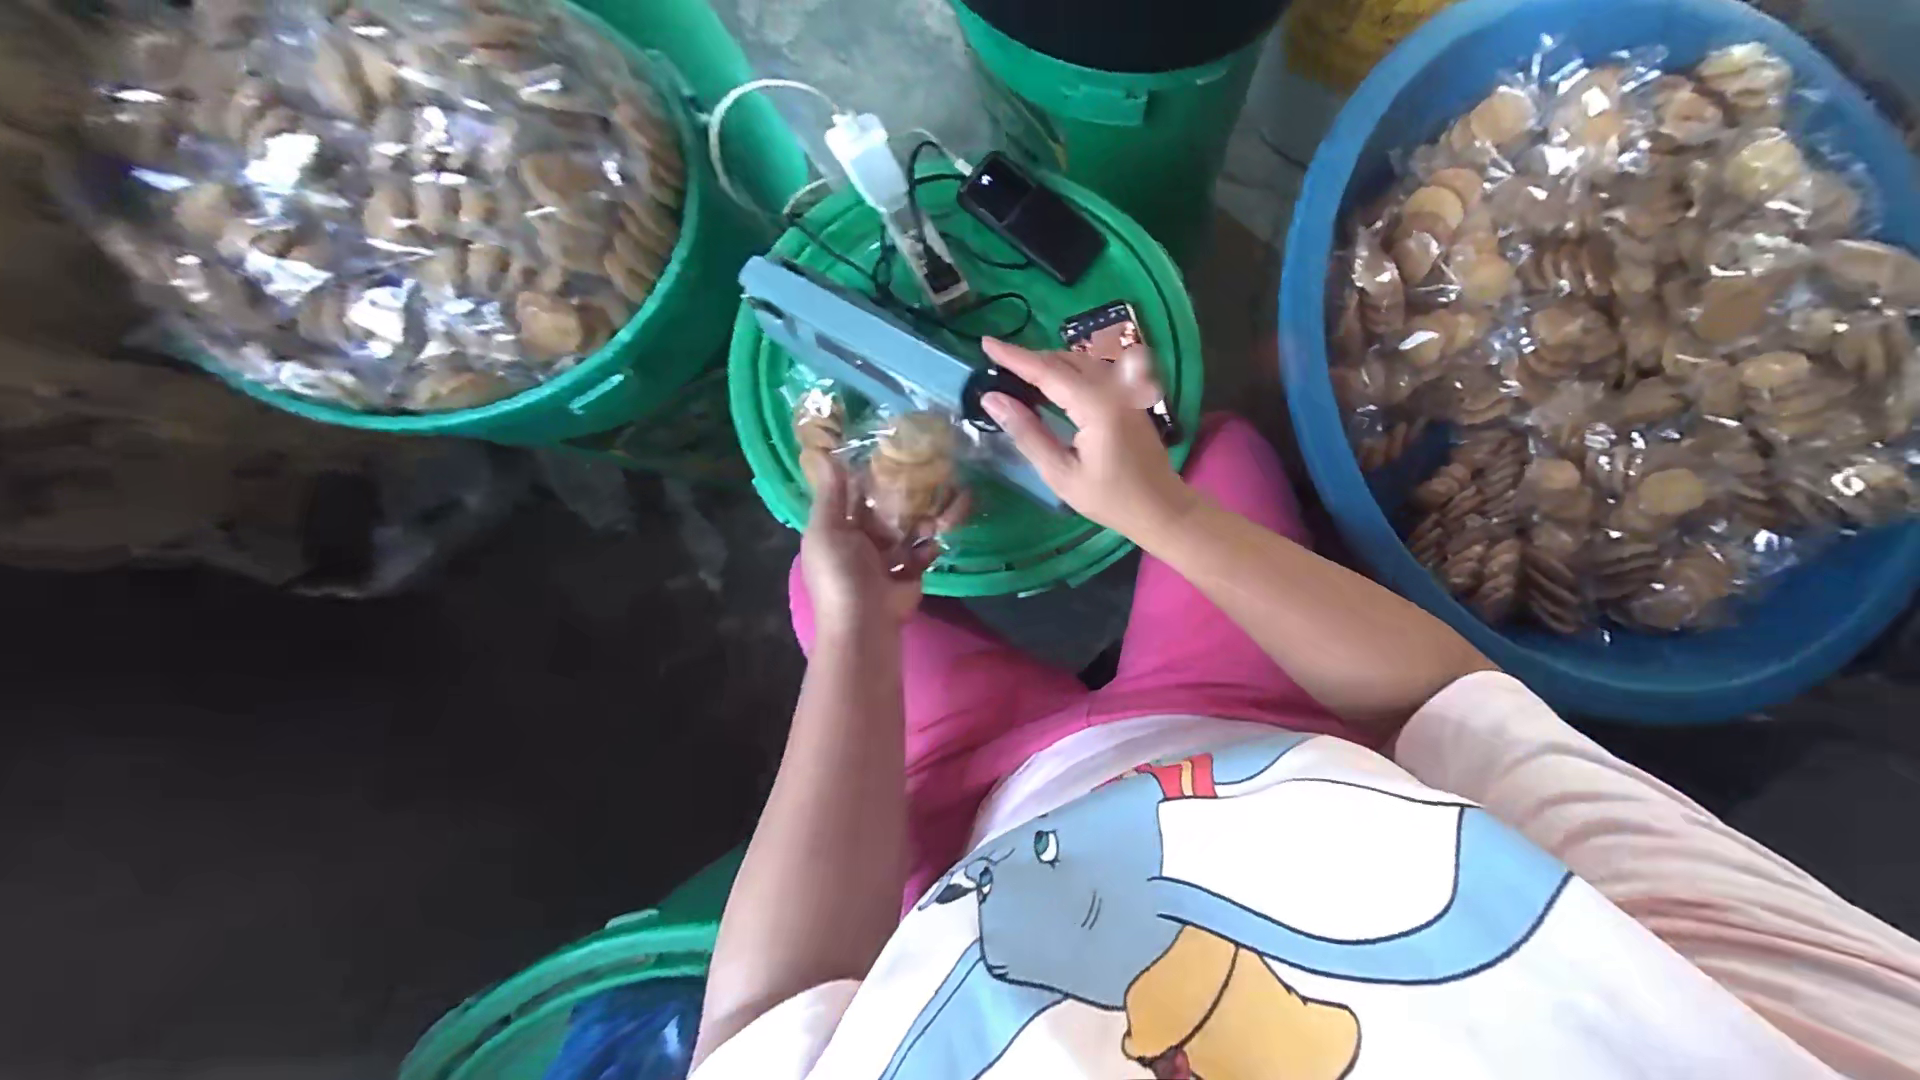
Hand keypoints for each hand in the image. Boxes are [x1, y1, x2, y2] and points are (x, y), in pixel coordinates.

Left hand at [799, 448, 944, 635]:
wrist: (864, 622)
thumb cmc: (841, 572)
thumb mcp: (826, 528)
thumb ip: (830, 494)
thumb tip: (823, 454)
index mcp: (836, 531)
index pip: (852, 498)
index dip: (867, 478)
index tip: (889, 452)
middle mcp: (860, 544)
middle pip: (882, 513)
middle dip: (901, 500)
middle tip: (923, 476)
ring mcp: (885, 561)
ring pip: (905, 532)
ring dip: (919, 523)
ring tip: (931, 517)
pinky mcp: (908, 576)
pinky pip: (921, 555)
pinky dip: (928, 549)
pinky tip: (934, 543)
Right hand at [977, 338, 1198, 539]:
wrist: (1162, 507)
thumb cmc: (1110, 499)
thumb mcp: (1060, 473)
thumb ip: (1027, 433)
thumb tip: (992, 400)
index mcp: (1096, 405)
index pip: (1047, 371)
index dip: (1014, 356)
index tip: (985, 342)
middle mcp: (1113, 387)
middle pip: (1063, 360)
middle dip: (1029, 357)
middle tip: (995, 362)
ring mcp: (1125, 389)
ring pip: (1079, 361)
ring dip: (1047, 363)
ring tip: (1016, 372)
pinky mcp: (1129, 396)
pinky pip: (1092, 371)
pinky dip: (1066, 371)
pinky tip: (1050, 383)